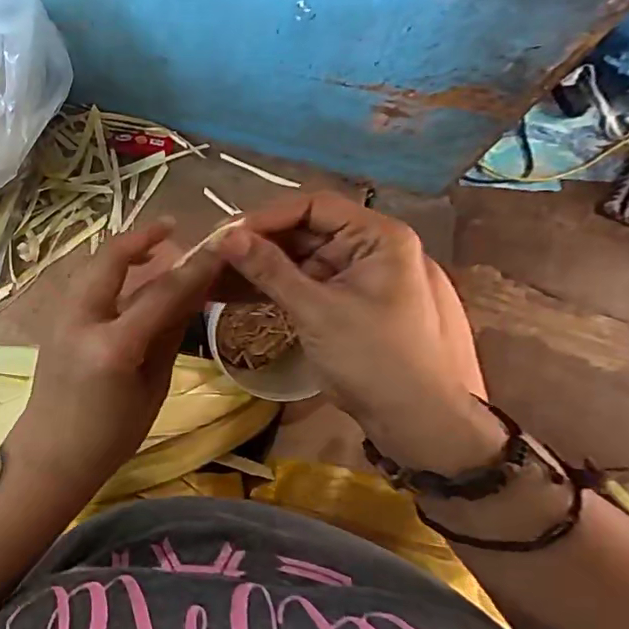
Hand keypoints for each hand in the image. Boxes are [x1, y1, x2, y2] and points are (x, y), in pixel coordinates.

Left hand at [13, 219, 223, 482]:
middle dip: (140, 239)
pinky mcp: (51, 322)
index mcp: (113, 347)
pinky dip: (105, 271)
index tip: (220, 247)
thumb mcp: (152, 387)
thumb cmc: (111, 435)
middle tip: (170, 229)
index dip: (194, 268)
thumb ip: (168, 334)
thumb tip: (192, 292)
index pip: (161, 293)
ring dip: (120, 252)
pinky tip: (125, 277)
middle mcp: (80, 322)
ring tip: (152, 248)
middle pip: (109, 261)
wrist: (51, 453)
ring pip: (90, 268)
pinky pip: (82, 284)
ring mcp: (59, 319)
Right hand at [211, 193, 493, 463]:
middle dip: (255, 243)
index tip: (224, 236)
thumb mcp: (316, 311)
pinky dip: (270, 287)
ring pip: (297, 258)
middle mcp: (369, 248)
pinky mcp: (344, 302)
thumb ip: (269, 269)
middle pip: (303, 230)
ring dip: (256, 267)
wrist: (417, 422)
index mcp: (379, 238)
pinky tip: (231, 293)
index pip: (313, 206)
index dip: (265, 217)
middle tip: (211, 257)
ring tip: (212, 277)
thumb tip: (225, 236)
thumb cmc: (374, 359)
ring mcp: (357, 276)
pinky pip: (301, 283)